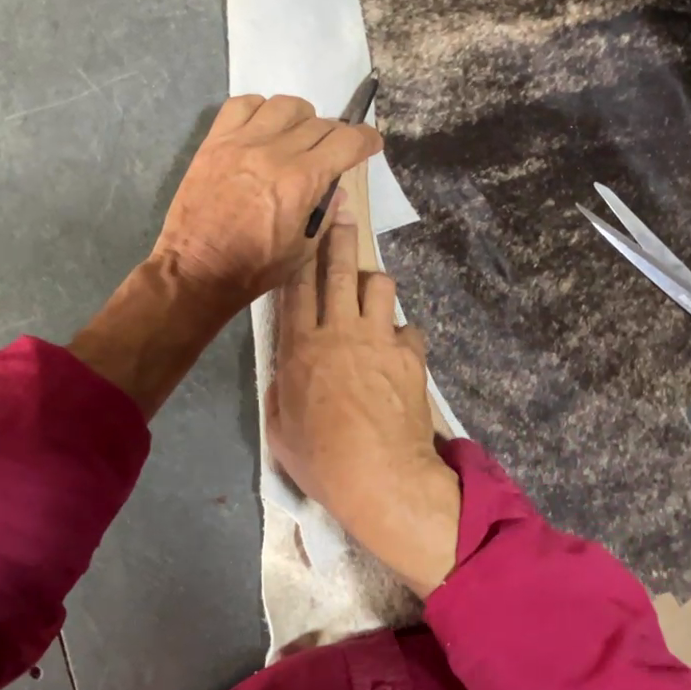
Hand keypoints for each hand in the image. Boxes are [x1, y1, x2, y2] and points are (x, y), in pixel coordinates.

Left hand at [152, 94, 382, 316]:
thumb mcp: (302, 250)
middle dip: (335, 137)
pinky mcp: (214, 142)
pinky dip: (260, 110)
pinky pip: (242, 104)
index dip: (366, 139)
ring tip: (297, 137)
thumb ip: (325, 216)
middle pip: (319, 123)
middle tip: (331, 153)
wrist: (196, 270)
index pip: (346, 142)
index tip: (371, 144)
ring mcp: (241, 143)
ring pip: (285, 106)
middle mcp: (274, 153)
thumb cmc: (253, 268)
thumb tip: (336, 191)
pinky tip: (262, 130)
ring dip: (301, 118)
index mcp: (301, 182)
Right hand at [266, 211, 458, 596]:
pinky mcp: (411, 355)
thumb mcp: (280, 430)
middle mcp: (340, 332)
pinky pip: (408, 327)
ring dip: (373, 283)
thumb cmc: (321, 460)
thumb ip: (282, 390)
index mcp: (301, 348)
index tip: (302, 227)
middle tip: (341, 211)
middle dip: (338, 236)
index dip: (299, 254)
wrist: (382, 478)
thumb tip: (290, 370)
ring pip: (379, 285)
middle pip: (337, 271)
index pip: (296, 288)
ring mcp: (380, 339)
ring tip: (370, 291)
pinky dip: (401, 333)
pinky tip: (398, 350)